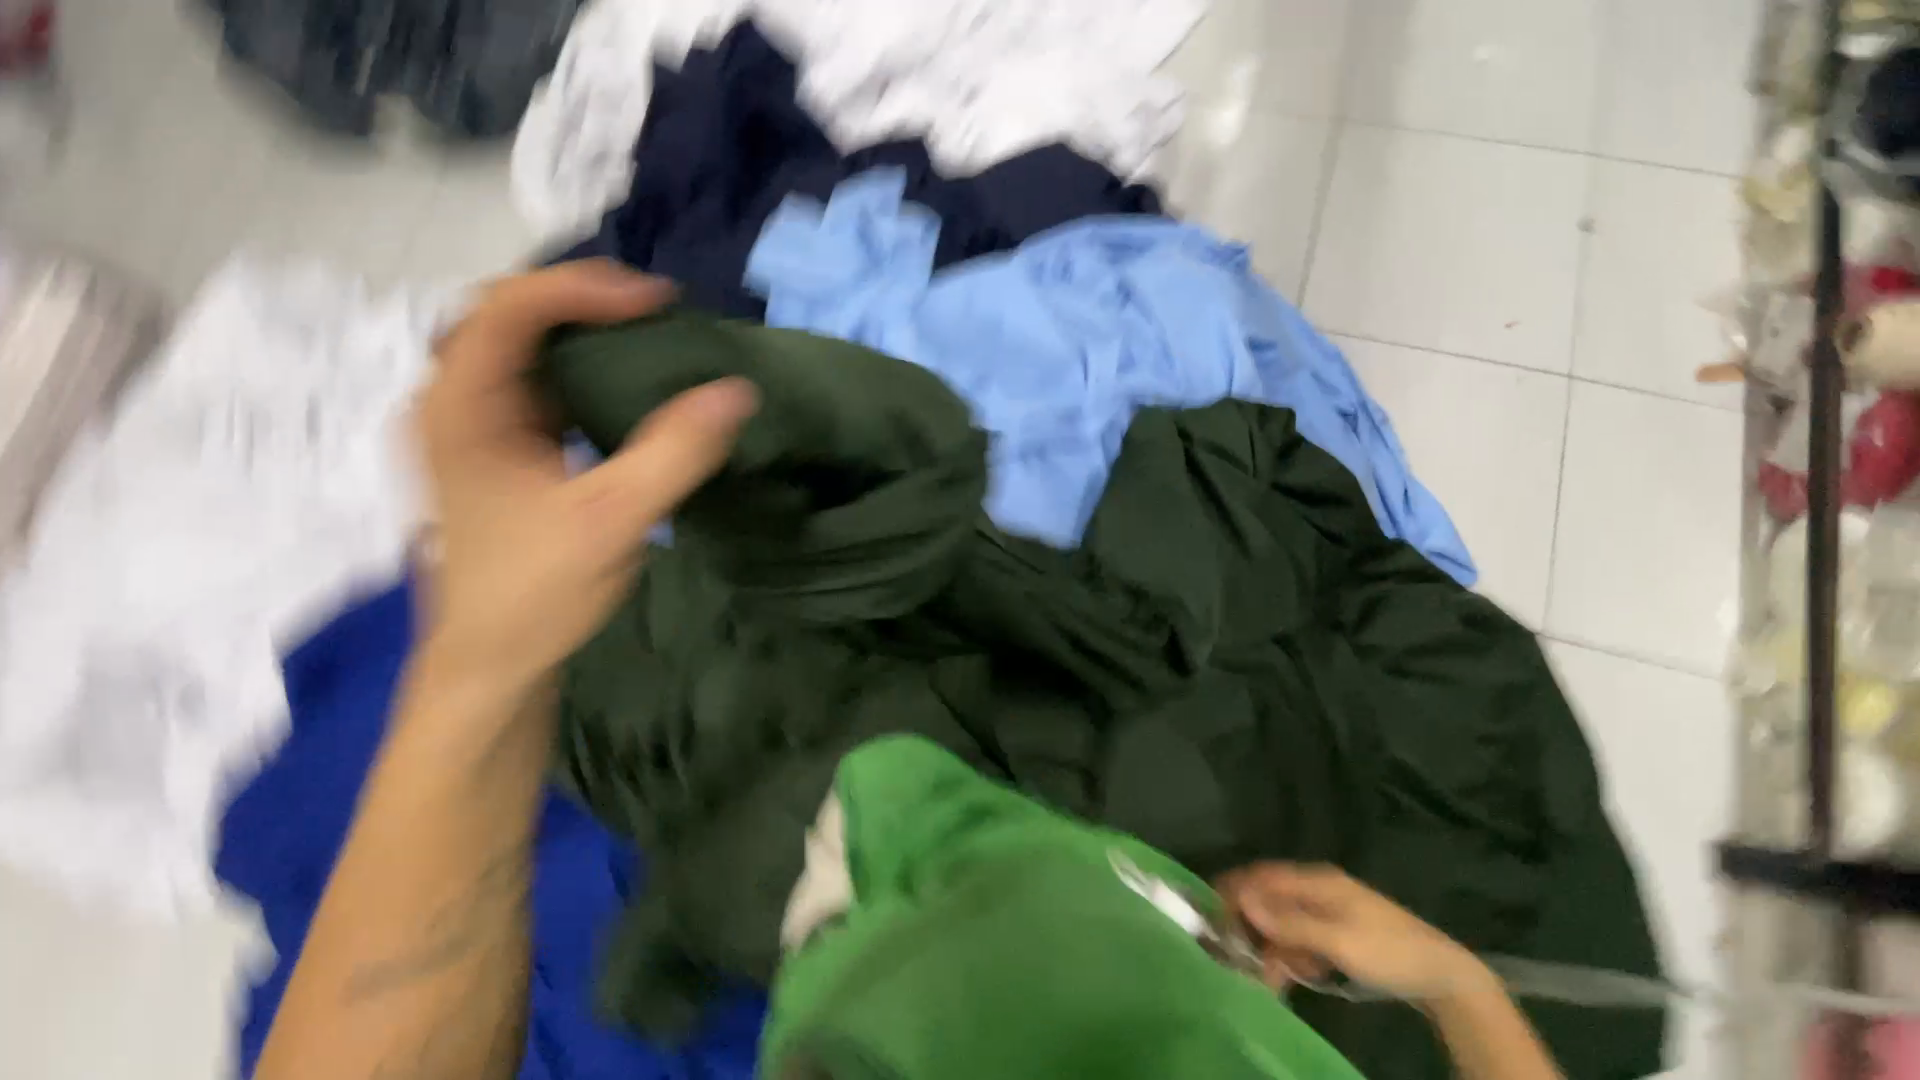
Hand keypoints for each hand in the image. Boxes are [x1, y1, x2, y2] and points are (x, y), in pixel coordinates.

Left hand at [415, 260, 756, 691]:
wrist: (493, 664)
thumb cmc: (536, 592)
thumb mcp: (613, 520)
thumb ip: (675, 452)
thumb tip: (737, 391)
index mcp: (459, 407)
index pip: (509, 307)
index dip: (583, 289)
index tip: (657, 303)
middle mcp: (452, 403)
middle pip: (509, 314)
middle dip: (581, 299)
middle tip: (653, 309)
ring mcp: (470, 427)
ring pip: (521, 346)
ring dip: (582, 330)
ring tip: (647, 333)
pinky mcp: (496, 450)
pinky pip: (536, 383)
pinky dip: (581, 368)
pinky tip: (625, 383)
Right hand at [1214, 863, 1493, 1001]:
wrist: (1444, 975)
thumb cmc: (1388, 951)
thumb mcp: (1337, 940)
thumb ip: (1289, 922)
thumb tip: (1242, 898)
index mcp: (1317, 881)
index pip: (1262, 876)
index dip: (1234, 891)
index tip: (1209, 915)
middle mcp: (1318, 890)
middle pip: (1270, 900)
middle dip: (1251, 927)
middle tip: (1235, 956)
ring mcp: (1329, 912)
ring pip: (1284, 924)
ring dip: (1272, 948)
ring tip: (1265, 979)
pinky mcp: (1338, 934)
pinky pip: (1302, 940)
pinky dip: (1291, 957)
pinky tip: (1290, 977)